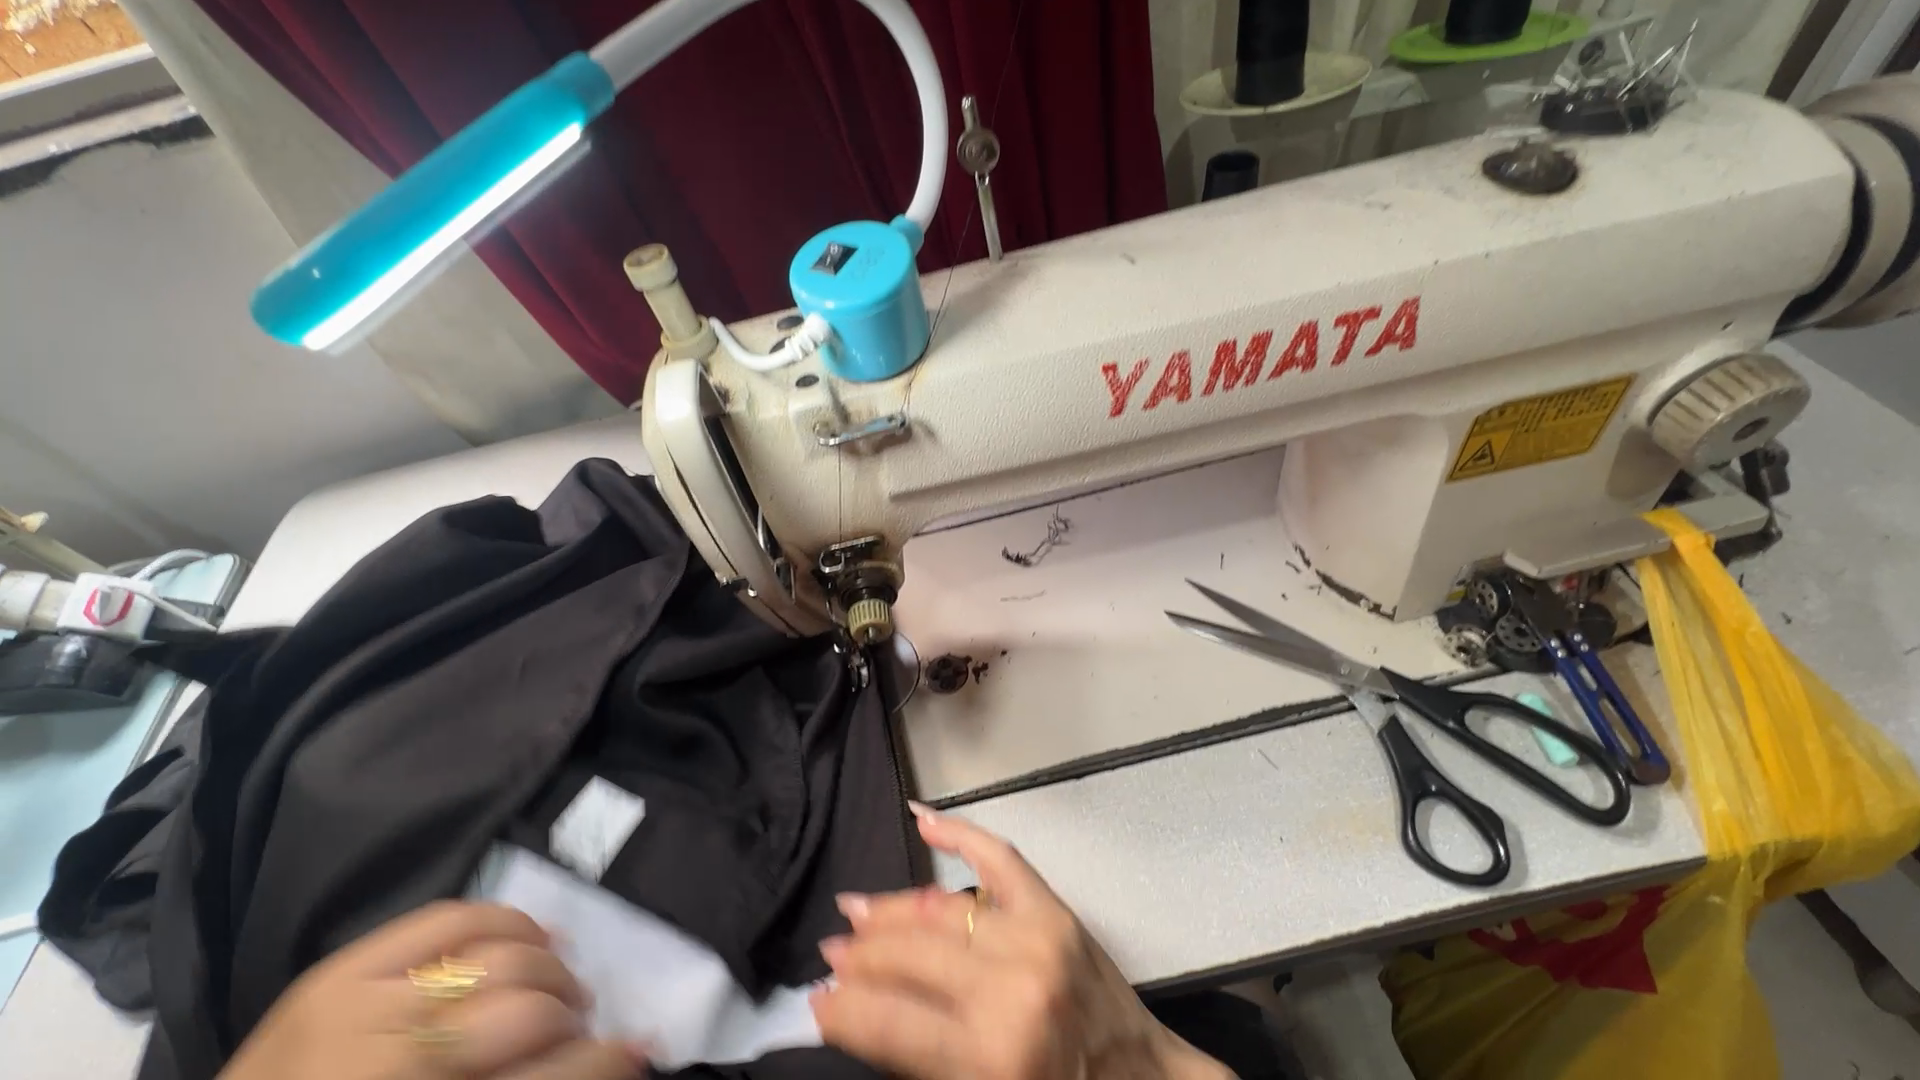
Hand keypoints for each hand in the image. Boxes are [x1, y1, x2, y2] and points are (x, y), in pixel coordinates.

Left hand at [219, 901, 644, 1079]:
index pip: (541, 1076)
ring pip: (494, 953)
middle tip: (581, 1022)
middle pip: (522, 1011)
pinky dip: (501, 920)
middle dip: (572, 1010)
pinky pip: (446, 917)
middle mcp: (387, 1065)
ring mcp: (357, 1008)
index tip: (638, 1053)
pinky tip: (527, 936)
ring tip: (557, 981)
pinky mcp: (338, 972)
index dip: (601, 1062)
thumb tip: (627, 1056)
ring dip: (548, 964)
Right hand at [812, 804, 1232, 1079]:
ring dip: (890, 910)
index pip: (887, 1020)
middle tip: (829, 953)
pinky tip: (924, 820)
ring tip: (855, 911)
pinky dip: (961, 833)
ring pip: (939, 908)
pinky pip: (999, 858)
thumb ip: (919, 1056)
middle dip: (860, 956)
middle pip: (909, 956)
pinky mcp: (1056, 909)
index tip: (816, 1001)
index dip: (842, 1009)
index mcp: (987, 1055)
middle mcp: (1006, 989)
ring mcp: (1034, 938)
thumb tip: (857, 1009)